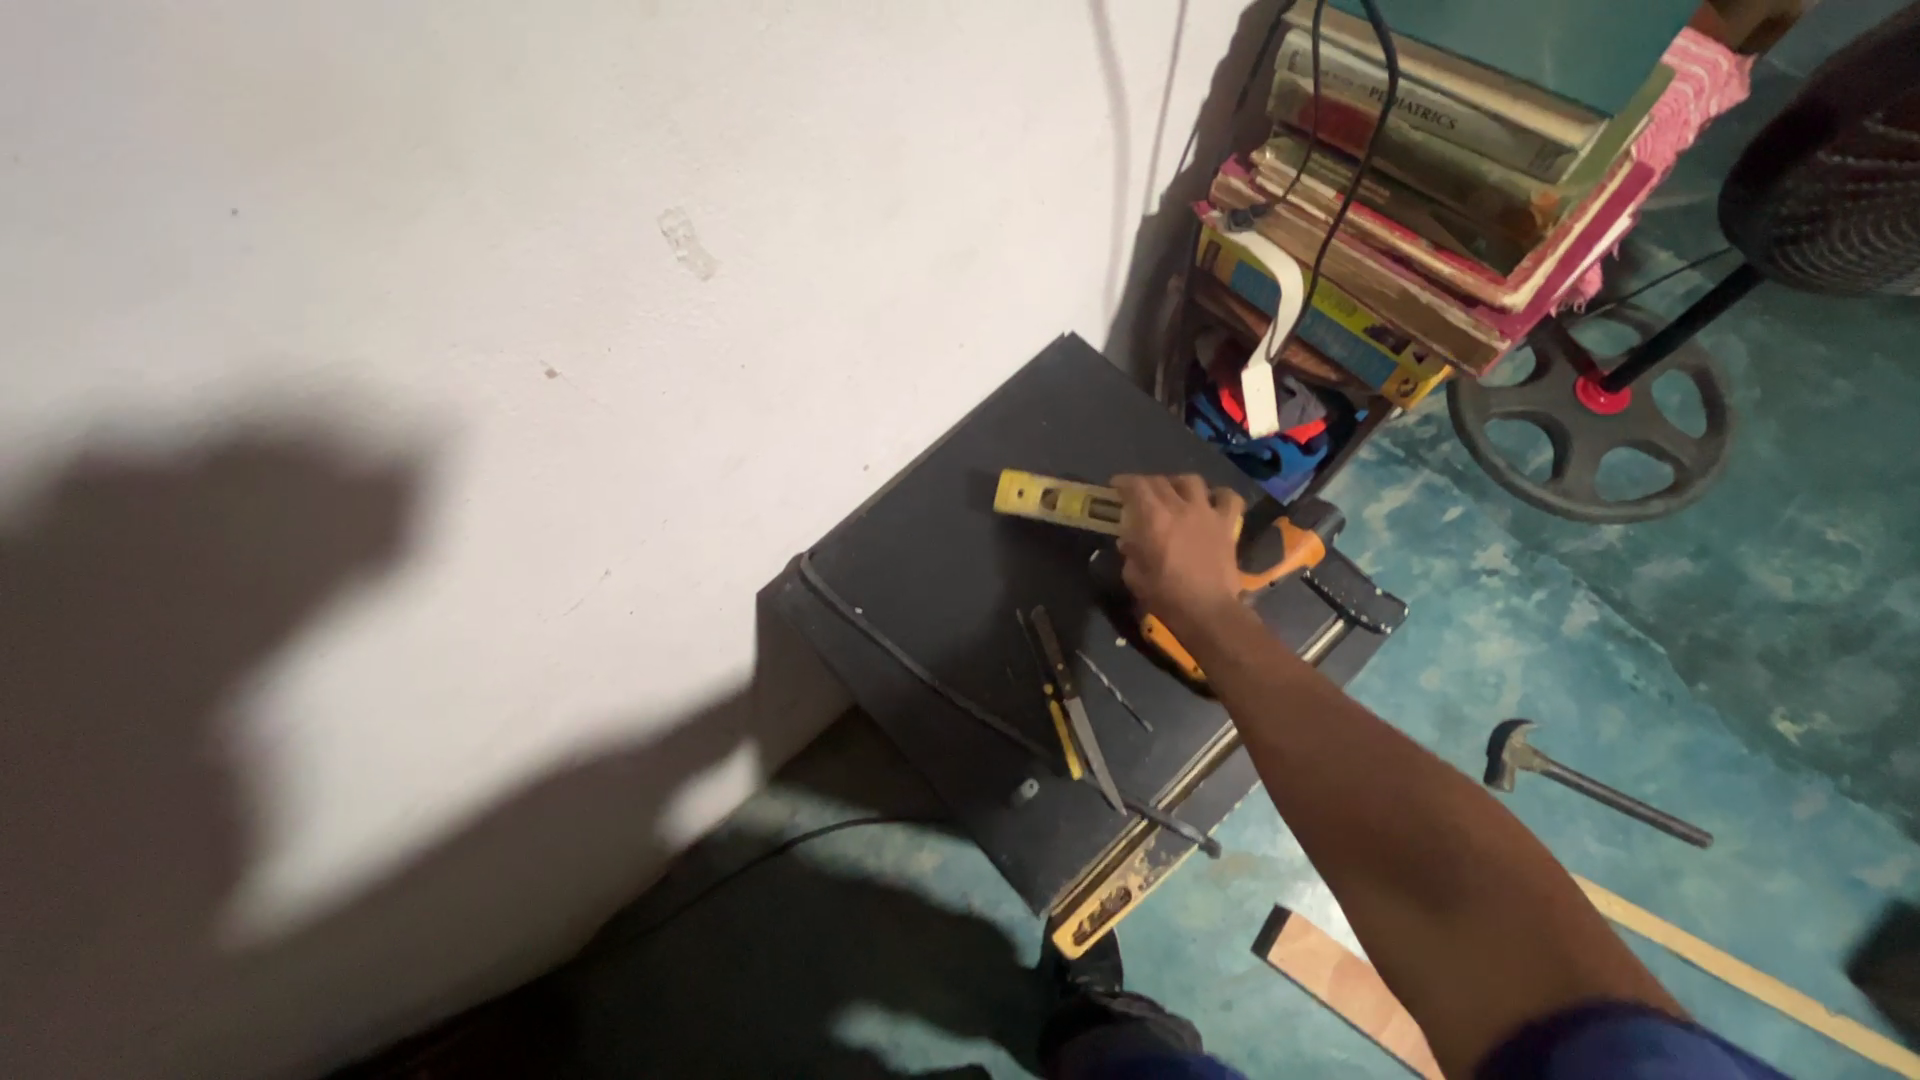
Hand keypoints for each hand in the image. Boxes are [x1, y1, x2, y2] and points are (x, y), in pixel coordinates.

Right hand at [1110, 474, 1244, 628]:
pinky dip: (1218, 495)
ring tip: (1173, 493)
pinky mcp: (1227, 524)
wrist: (1208, 610)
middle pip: (1160, 481)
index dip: (1124, 482)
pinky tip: (1211, 502)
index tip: (1116, 486)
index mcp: (1154, 520)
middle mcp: (1180, 508)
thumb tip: (1128, 541)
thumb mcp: (1135, 577)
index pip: (1136, 487)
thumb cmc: (1166, 596)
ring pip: (1191, 481)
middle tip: (1139, 494)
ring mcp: (1207, 513)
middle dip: (1145, 483)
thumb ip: (1130, 553)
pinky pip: (1228, 498)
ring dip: (1178, 483)